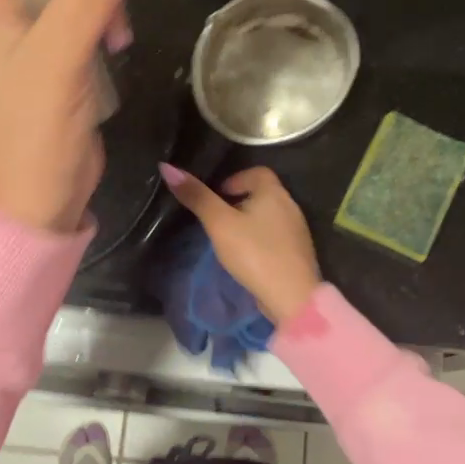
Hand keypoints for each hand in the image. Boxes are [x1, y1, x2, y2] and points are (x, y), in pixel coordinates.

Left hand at [0, 0, 171, 232]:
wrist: (33, 212)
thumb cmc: (36, 132)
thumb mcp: (66, 52)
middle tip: (114, 24)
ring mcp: (7, 34)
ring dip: (101, 8)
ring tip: (114, 47)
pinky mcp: (34, 58)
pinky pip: (71, 18)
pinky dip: (97, 30)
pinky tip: (108, 56)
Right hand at [160, 165, 322, 321]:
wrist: (291, 296)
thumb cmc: (254, 253)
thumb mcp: (220, 224)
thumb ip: (197, 197)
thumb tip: (167, 167)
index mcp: (274, 192)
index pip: (256, 172)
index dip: (234, 179)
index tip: (216, 198)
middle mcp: (290, 205)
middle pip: (261, 193)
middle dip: (238, 202)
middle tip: (216, 219)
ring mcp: (296, 230)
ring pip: (267, 216)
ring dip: (248, 222)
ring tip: (227, 238)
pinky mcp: (297, 252)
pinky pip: (274, 236)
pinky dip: (259, 239)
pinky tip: (246, 255)